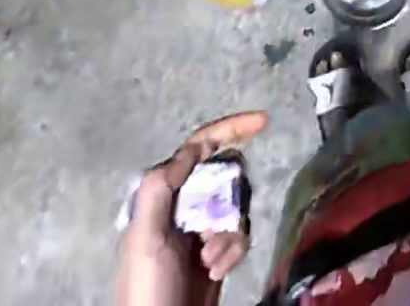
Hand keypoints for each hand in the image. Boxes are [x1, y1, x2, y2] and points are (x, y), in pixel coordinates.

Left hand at [115, 111, 268, 305]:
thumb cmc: (149, 289)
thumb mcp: (145, 236)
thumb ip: (161, 187)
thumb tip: (193, 147)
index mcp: (163, 193)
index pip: (200, 146)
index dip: (231, 128)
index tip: (263, 121)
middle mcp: (183, 204)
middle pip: (224, 174)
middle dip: (229, 200)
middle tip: (215, 230)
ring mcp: (201, 229)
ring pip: (235, 204)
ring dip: (229, 232)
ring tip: (212, 261)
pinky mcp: (217, 252)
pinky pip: (240, 233)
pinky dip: (234, 250)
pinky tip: (219, 272)